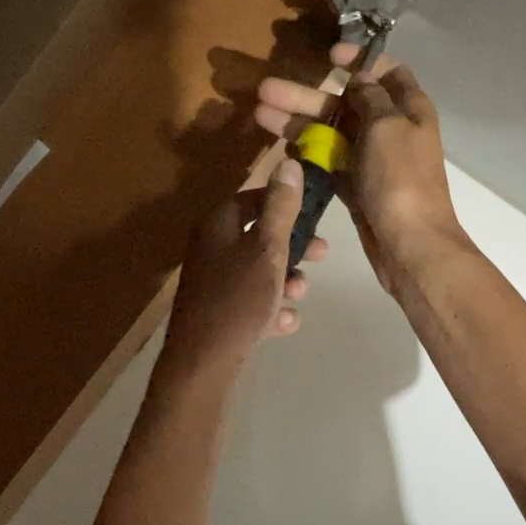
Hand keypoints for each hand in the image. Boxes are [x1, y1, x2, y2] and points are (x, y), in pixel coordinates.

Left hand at [163, 159, 326, 375]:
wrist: (203, 362)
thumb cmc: (238, 298)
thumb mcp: (267, 248)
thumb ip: (281, 207)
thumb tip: (289, 162)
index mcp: (217, 226)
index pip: (251, 199)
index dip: (283, 203)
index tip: (312, 214)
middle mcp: (210, 250)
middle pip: (258, 238)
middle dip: (293, 247)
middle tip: (322, 255)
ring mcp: (213, 285)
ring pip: (258, 273)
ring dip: (286, 281)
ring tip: (299, 295)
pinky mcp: (218, 316)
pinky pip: (252, 305)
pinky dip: (271, 310)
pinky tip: (285, 322)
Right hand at [256, 44, 469, 296]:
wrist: (410, 245)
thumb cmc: (401, 179)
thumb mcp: (386, 126)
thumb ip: (370, 97)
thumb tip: (359, 78)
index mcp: (408, 108)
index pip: (385, 70)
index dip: (358, 58)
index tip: (328, 54)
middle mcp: (391, 129)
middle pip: (345, 103)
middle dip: (306, 95)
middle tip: (266, 90)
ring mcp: (372, 160)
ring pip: (332, 134)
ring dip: (297, 123)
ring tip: (259, 114)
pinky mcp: (357, 187)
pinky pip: (329, 163)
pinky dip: (308, 154)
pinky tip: (280, 148)